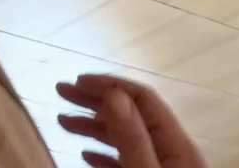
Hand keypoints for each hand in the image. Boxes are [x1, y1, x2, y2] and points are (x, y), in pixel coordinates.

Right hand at [56, 74, 205, 167]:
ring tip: (63, 122)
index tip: (76, 80)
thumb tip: (114, 92)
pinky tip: (86, 154)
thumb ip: (132, 137)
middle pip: (130, 114)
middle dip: (92, 100)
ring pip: (124, 137)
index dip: (108, 84)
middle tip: (60, 91)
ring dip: (92, 125)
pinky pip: (126, 160)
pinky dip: (104, 153)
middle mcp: (172, 153)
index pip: (141, 98)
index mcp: (178, 146)